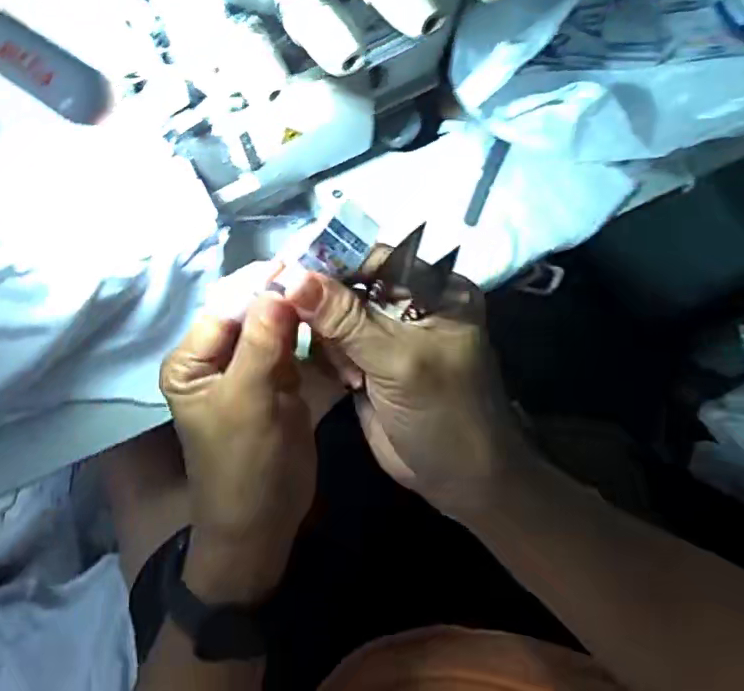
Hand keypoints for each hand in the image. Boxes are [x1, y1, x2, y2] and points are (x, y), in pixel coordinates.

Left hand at [160, 289, 317, 601]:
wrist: (264, 525)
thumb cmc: (244, 465)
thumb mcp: (248, 401)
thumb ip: (262, 343)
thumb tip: (277, 287)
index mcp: (190, 360)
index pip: (224, 309)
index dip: (258, 287)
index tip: (297, 265)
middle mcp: (213, 356)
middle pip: (248, 311)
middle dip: (279, 293)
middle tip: (317, 269)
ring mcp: (246, 366)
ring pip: (272, 323)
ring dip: (296, 307)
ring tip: (325, 284)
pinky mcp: (274, 377)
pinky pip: (289, 342)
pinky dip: (307, 329)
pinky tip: (325, 312)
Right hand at [282, 253, 533, 521]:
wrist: (464, 486)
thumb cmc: (445, 415)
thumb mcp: (398, 361)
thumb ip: (346, 318)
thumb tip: (293, 277)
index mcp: (433, 288)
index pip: (372, 258)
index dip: (329, 261)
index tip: (284, 270)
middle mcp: (409, 302)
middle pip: (348, 282)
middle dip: (317, 297)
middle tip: (279, 307)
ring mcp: (387, 332)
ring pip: (335, 312)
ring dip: (316, 327)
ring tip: (309, 347)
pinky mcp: (368, 359)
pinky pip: (332, 341)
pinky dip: (318, 348)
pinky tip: (308, 357)